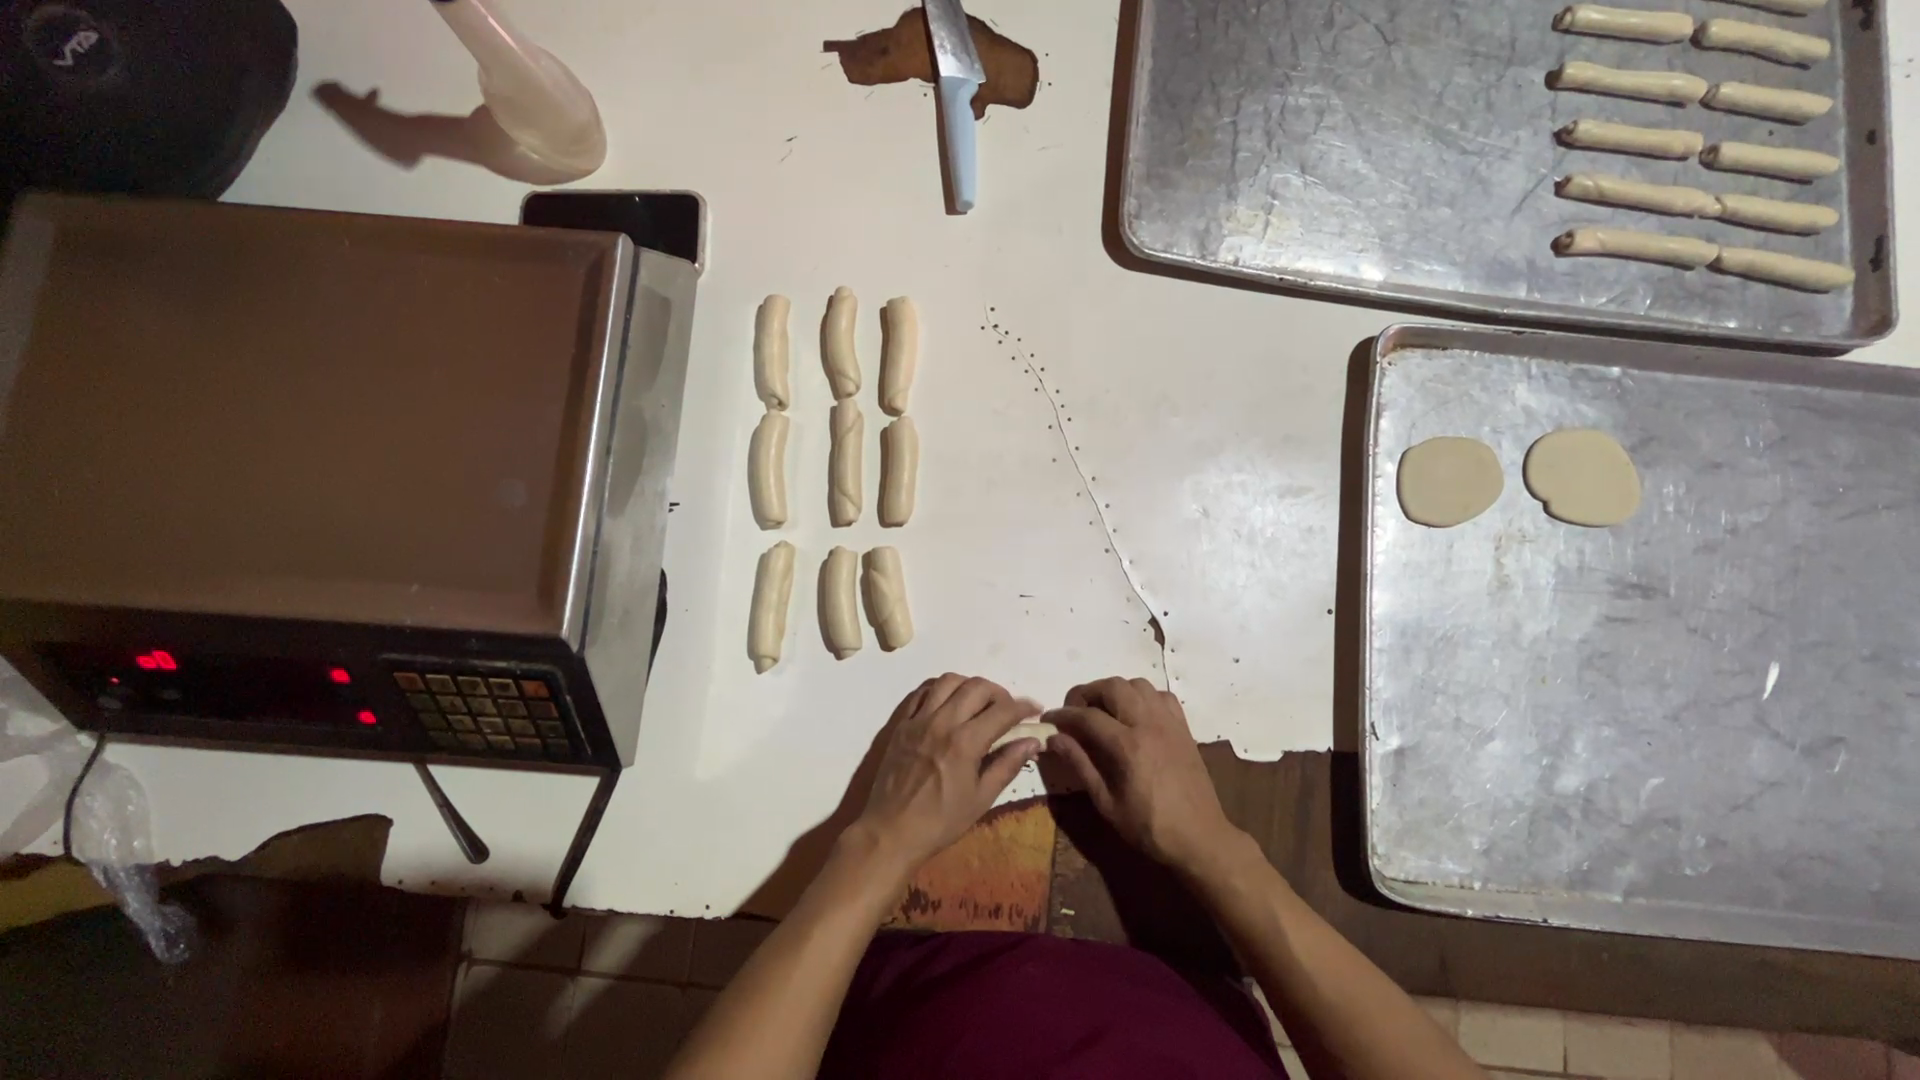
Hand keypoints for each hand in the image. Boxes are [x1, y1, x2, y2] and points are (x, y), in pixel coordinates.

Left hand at [848, 674, 1042, 875]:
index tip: (1034, 710)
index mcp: (965, 742)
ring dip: (969, 686)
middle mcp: (942, 722)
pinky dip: (939, 690)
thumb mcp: (982, 798)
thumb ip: (1007, 764)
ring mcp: (918, 720)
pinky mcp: (901, 724)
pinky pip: (921, 692)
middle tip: (1006, 710)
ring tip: (977, 703)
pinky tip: (947, 704)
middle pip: (977, 687)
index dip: (1023, 707)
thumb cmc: (940, 821)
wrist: (891, 831)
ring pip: (948, 681)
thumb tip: (1032, 741)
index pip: (1003, 710)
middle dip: (999, 693)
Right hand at [1046, 677, 1241, 874]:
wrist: (1200, 838)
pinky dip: (1144, 697)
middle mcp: (1149, 724)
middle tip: (1076, 712)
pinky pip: (1162, 696)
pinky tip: (1136, 716)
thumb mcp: (1106, 802)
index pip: (1087, 716)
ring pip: (1139, 684)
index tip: (1050, 720)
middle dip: (1088, 693)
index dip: (1064, 714)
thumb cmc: (1149, 827)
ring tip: (1105, 711)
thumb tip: (1055, 738)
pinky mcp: (1184, 728)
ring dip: (1116, 691)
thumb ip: (1080, 764)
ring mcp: (1170, 723)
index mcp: (1128, 745)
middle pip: (1113, 687)